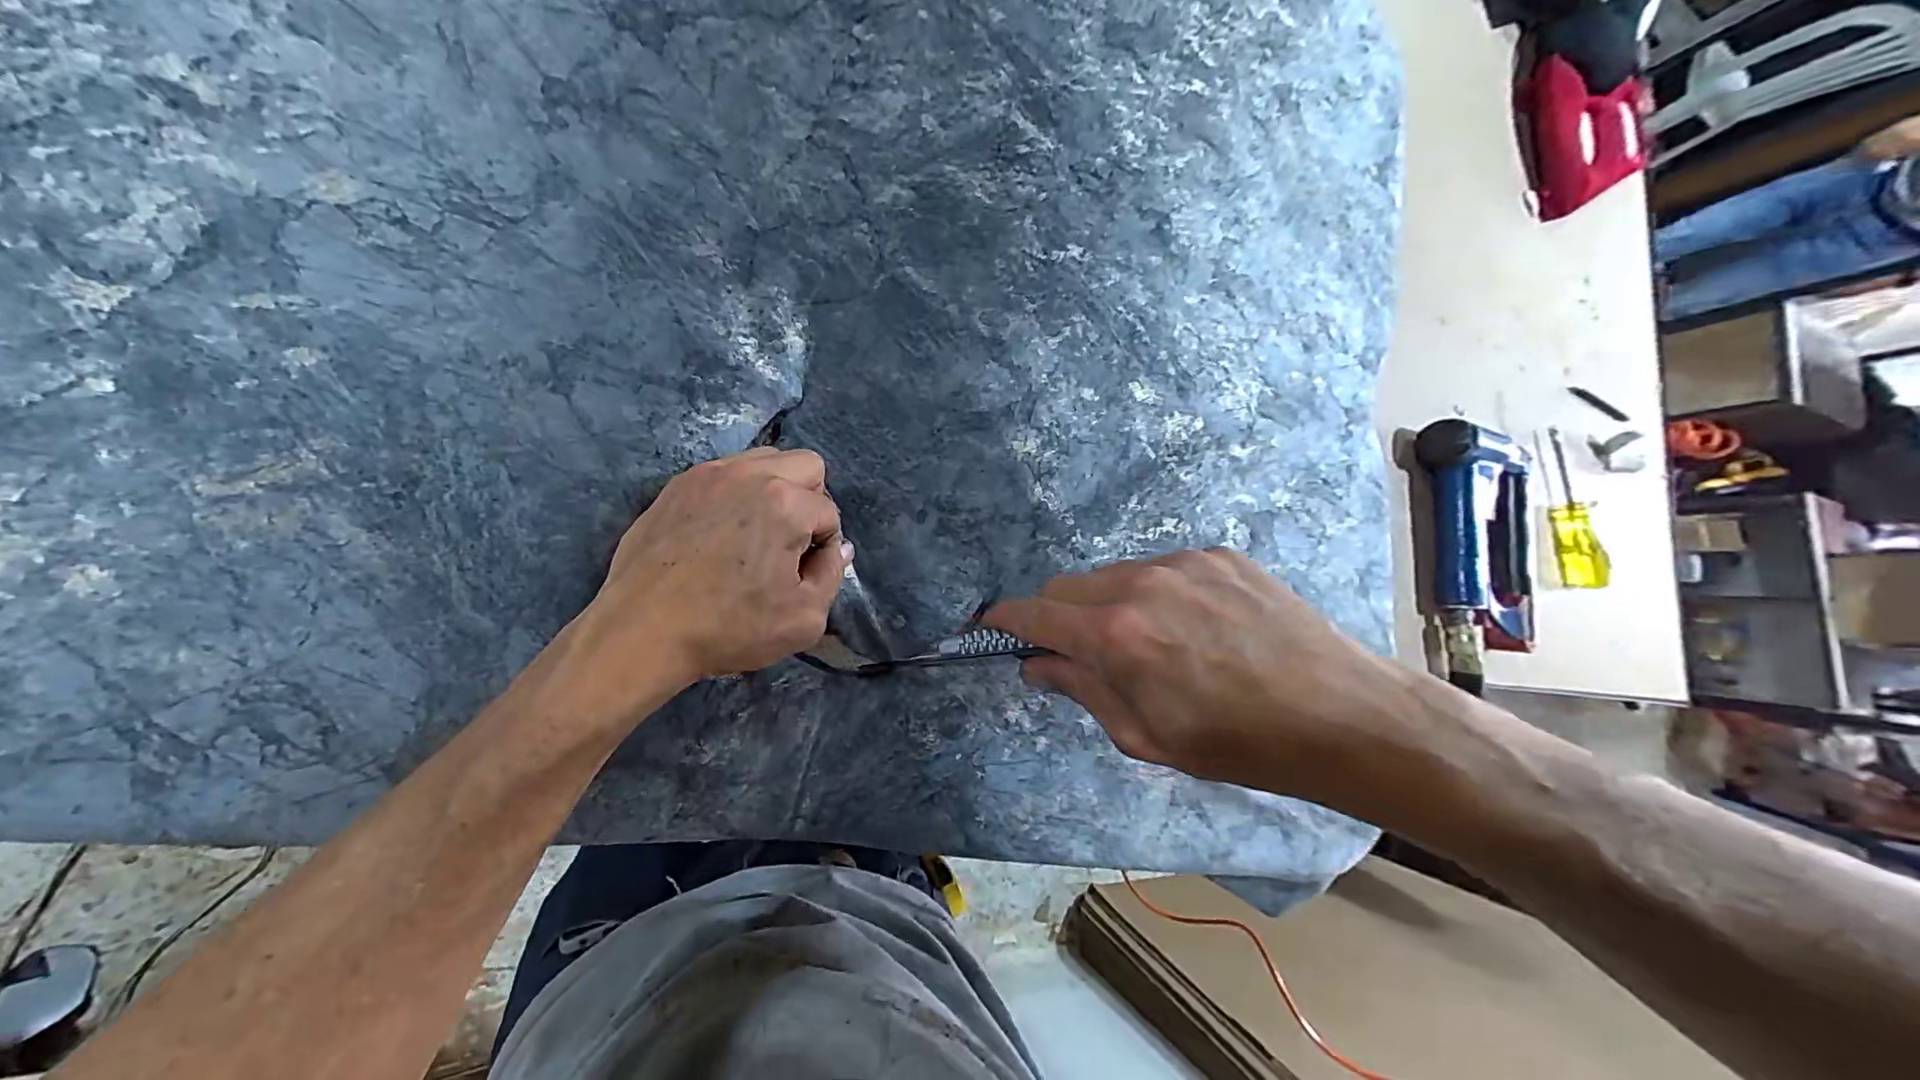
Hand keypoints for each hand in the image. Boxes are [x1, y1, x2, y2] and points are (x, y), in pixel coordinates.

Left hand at [563, 448, 851, 712]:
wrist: (642, 632)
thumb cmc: (729, 628)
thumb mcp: (803, 618)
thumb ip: (832, 575)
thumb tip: (837, 549)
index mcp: (785, 503)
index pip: (829, 512)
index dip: (825, 547)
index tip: (803, 574)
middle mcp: (749, 474)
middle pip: (807, 465)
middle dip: (811, 500)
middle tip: (790, 542)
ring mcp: (708, 475)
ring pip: (765, 460)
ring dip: (775, 490)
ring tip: (756, 534)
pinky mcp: (677, 486)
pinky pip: (725, 473)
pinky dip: (737, 495)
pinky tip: (721, 534)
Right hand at [985, 549, 1415, 802]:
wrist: (1343, 716)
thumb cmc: (1238, 745)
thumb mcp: (1145, 736)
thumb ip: (1082, 690)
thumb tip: (1037, 664)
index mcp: (1117, 635)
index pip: (1034, 612)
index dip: (1003, 621)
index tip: (988, 628)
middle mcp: (1141, 583)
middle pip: (1066, 586)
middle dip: (1055, 616)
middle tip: (1076, 652)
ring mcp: (1183, 562)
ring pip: (1113, 575)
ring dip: (1106, 604)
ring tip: (1145, 643)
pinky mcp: (1218, 554)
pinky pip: (1161, 568)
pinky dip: (1153, 593)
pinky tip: (1190, 626)